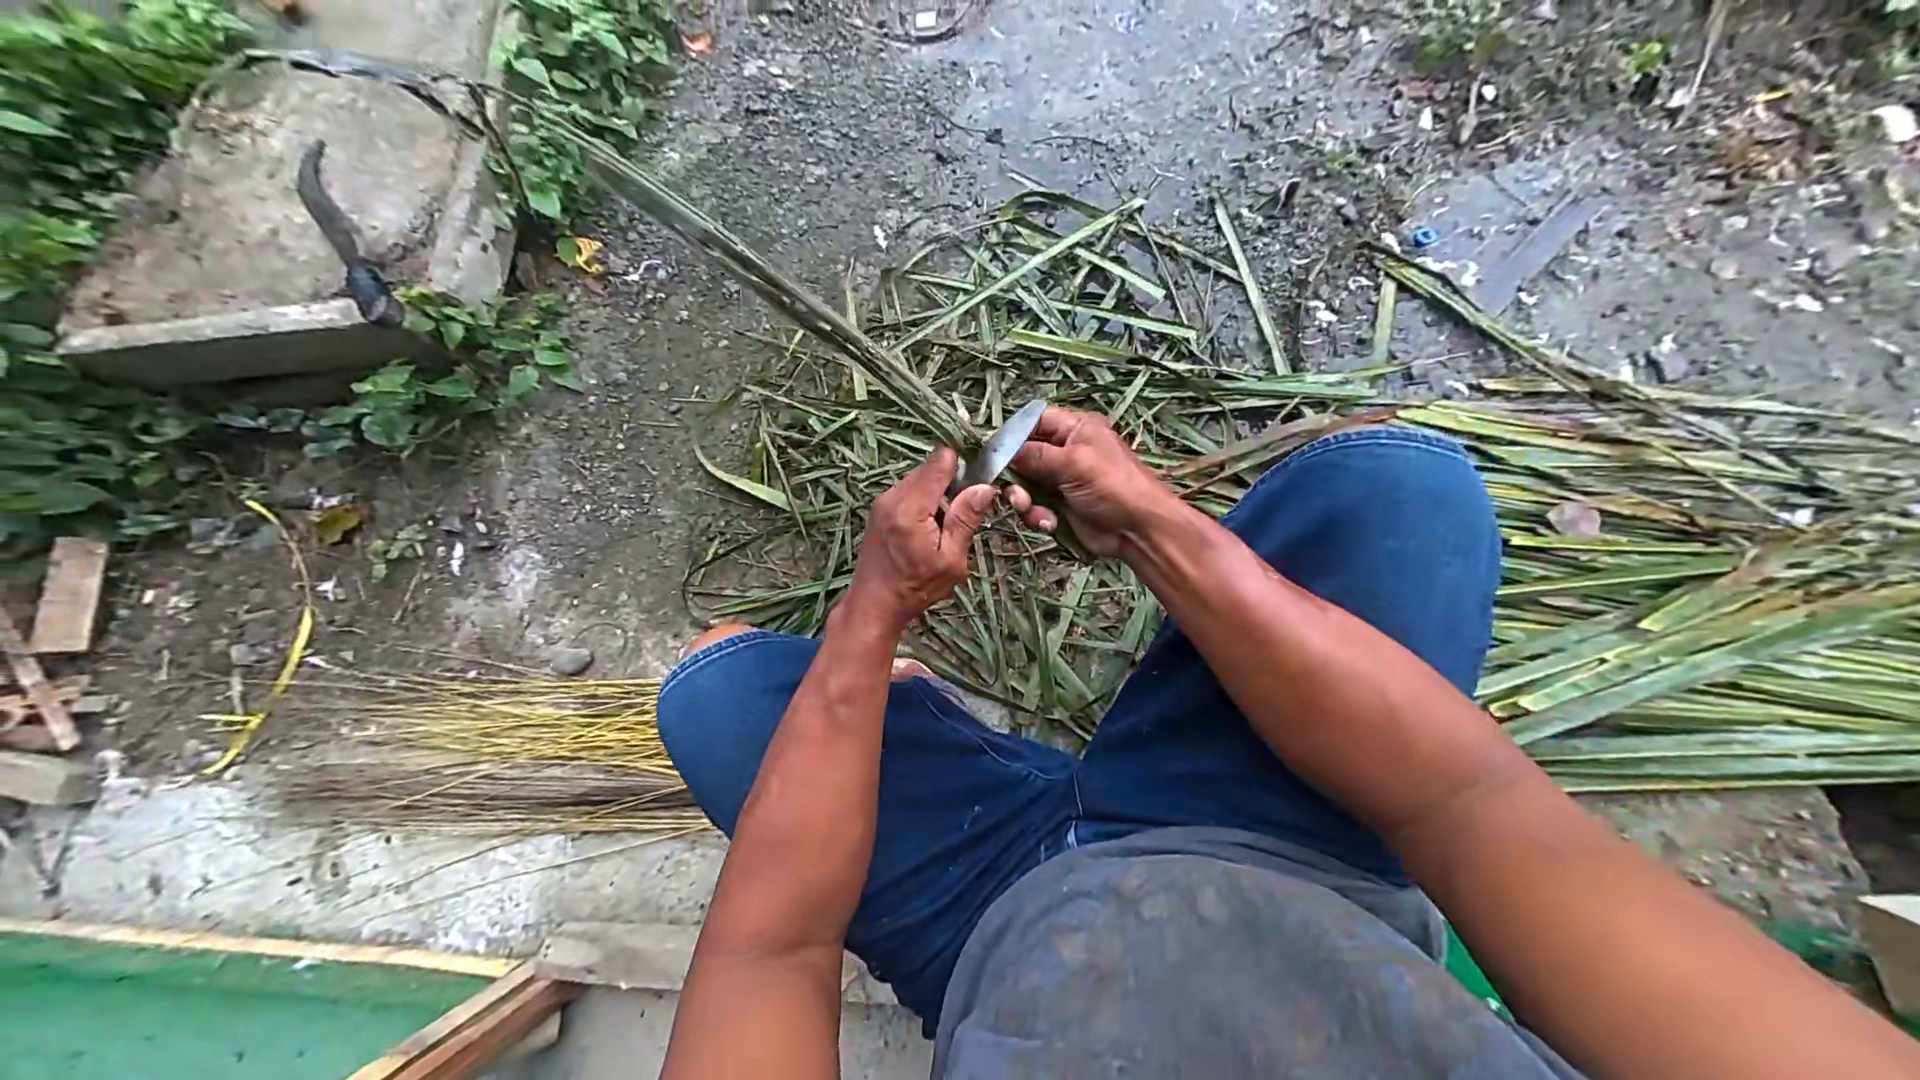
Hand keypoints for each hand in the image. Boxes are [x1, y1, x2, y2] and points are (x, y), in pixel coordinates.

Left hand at [844, 447, 998, 633]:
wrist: (874, 604)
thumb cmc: (915, 588)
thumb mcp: (951, 560)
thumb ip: (966, 520)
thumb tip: (986, 487)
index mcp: (910, 507)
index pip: (940, 460)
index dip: (961, 469)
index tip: (971, 492)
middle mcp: (892, 496)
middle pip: (930, 468)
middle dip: (949, 486)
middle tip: (955, 520)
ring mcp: (882, 500)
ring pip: (920, 479)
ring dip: (935, 496)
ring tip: (938, 530)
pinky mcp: (879, 507)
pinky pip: (908, 491)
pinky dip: (921, 503)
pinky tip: (922, 531)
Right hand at [1007, 407, 1178, 557]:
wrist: (1139, 530)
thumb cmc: (1113, 486)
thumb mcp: (1074, 463)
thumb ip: (1034, 455)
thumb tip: (1002, 451)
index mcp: (1074, 429)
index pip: (1034, 420)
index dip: (1013, 434)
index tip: (994, 452)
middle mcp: (1065, 451)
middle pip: (1022, 455)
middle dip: (1014, 475)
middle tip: (1014, 491)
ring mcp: (1060, 480)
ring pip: (1024, 485)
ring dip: (1024, 500)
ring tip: (1035, 511)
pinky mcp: (1058, 506)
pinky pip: (1033, 507)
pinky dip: (1037, 515)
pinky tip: (1050, 522)